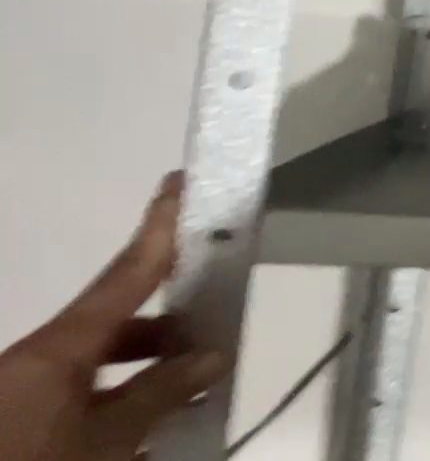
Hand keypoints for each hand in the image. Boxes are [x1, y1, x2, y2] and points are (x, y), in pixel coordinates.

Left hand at [0, 173, 229, 460]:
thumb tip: (213, 355)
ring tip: (199, 389)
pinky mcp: (18, 424)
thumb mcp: (106, 438)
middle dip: (173, 325)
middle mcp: (35, 361)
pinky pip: (82, 398)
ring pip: (101, 364)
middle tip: (222, 332)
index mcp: (53, 349)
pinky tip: (160, 423)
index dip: (160, 226)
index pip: (127, 273)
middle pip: (118, 323)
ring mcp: (21, 394)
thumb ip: (161, 391)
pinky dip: (123, 401)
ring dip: (151, 370)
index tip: (181, 181)